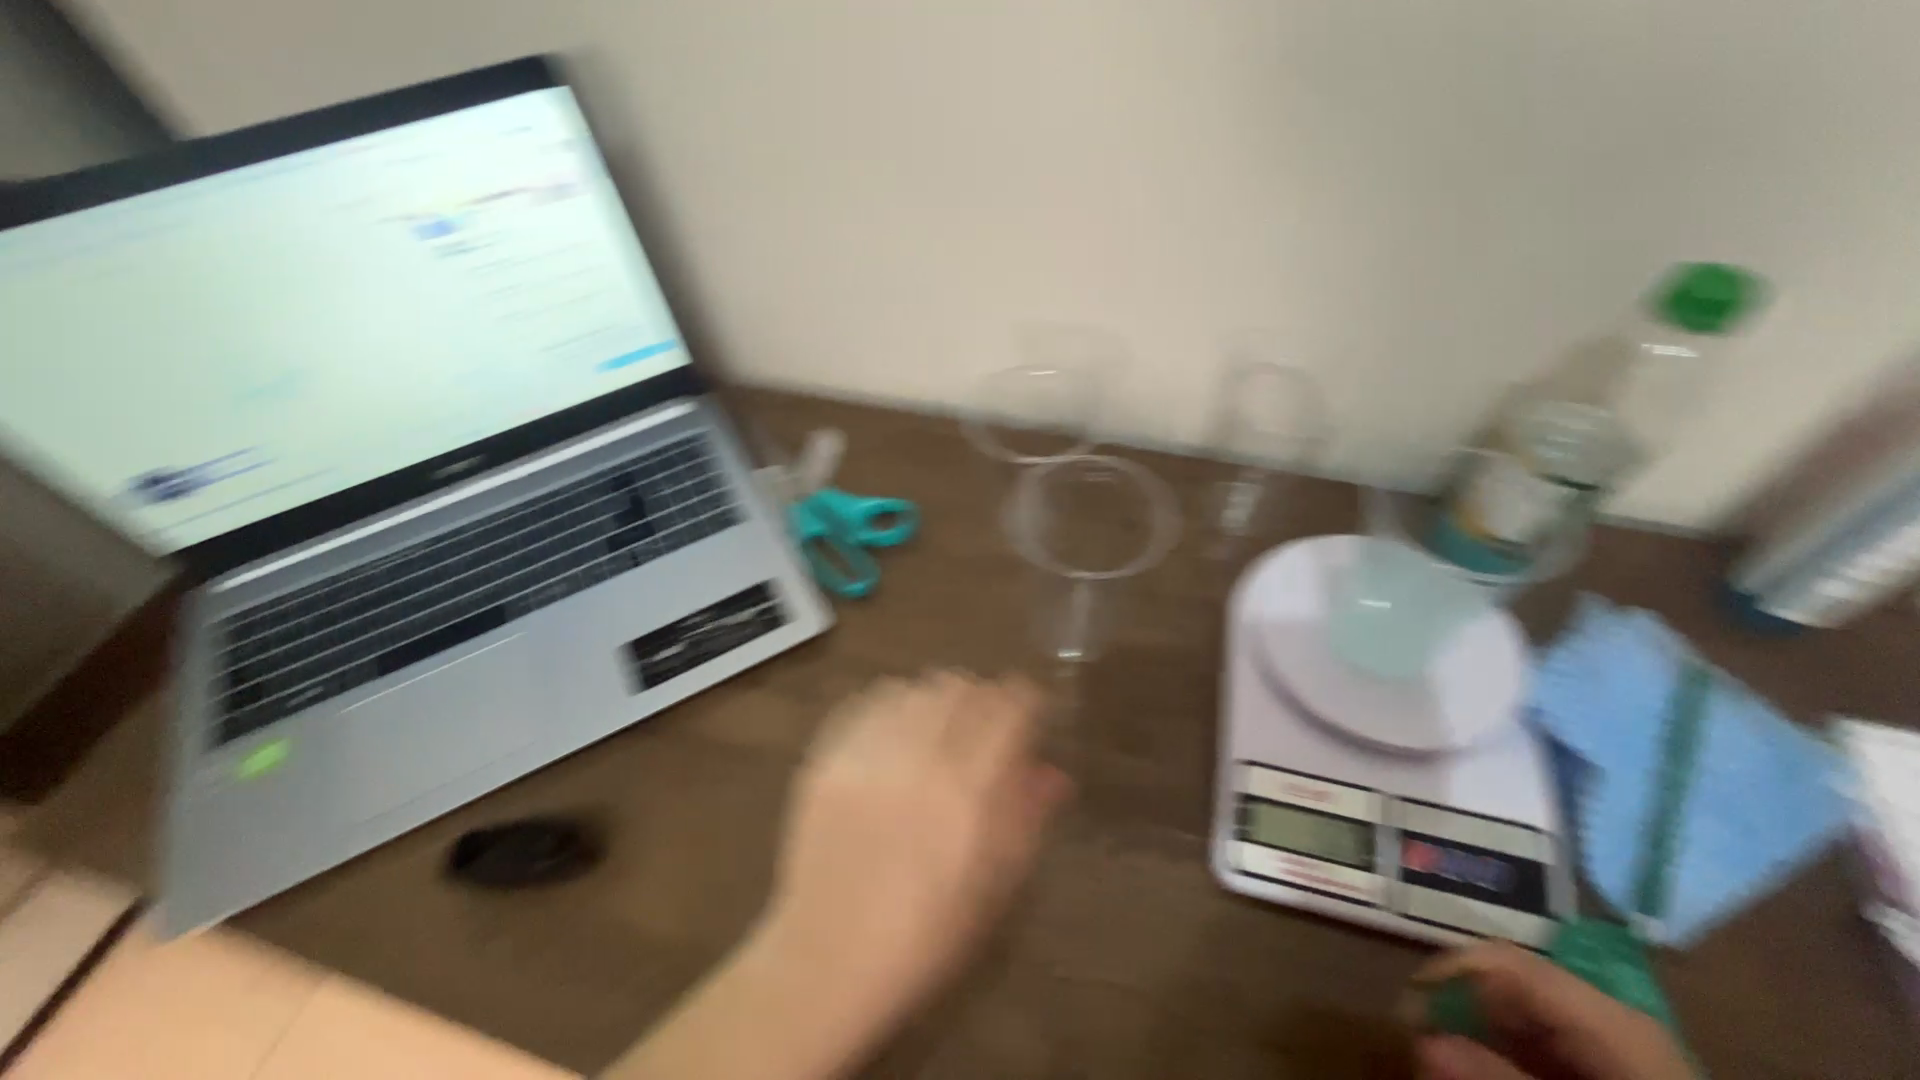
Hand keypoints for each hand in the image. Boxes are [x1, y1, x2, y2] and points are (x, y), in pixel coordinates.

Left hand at [757, 672, 1071, 1031]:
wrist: (829, 958)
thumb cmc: (927, 934)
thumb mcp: (995, 887)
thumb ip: (1027, 818)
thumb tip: (1052, 773)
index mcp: (969, 791)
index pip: (1009, 706)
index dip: (1025, 703)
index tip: (1029, 717)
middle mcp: (918, 758)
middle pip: (961, 686)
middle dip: (982, 700)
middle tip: (983, 729)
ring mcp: (865, 754)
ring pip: (914, 688)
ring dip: (936, 701)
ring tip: (937, 732)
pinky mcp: (825, 759)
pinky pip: (866, 703)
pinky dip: (890, 707)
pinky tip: (895, 736)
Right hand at [1407, 943, 1694, 1079]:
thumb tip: (1421, 1039)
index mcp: (1605, 1015)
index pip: (1503, 960)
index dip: (1445, 974)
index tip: (1405, 1013)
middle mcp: (1608, 1015)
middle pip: (1509, 985)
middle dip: (1458, 1011)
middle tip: (1421, 1051)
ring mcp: (1616, 1041)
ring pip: (1522, 1014)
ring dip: (1478, 1036)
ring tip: (1449, 1067)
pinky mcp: (1617, 1066)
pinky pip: (1546, 1044)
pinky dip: (1508, 1056)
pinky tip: (1492, 1072)